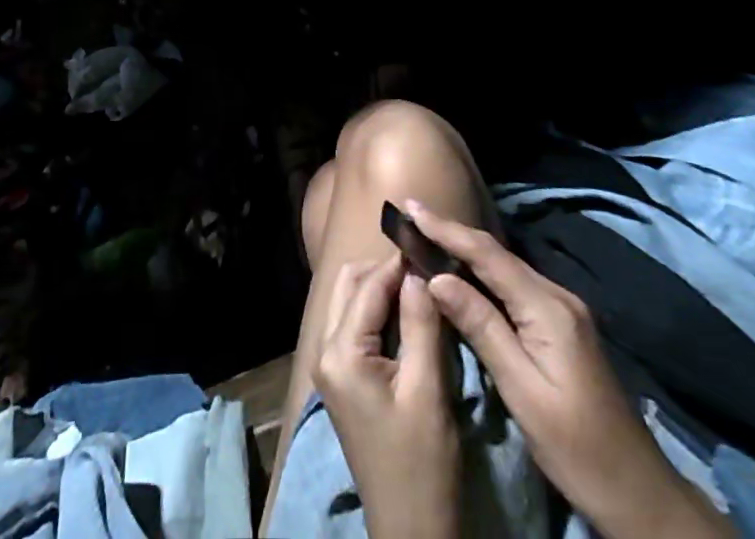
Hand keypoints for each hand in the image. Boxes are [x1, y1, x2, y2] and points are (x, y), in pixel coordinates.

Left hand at [311, 252, 458, 538]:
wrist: (409, 524)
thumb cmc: (421, 459)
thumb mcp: (427, 388)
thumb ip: (420, 323)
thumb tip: (421, 270)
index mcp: (340, 352)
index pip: (367, 287)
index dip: (398, 262)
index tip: (429, 244)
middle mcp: (325, 351)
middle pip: (349, 287)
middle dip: (384, 271)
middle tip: (425, 267)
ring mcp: (330, 366)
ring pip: (350, 304)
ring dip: (380, 289)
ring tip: (420, 285)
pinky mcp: (342, 378)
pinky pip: (354, 326)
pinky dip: (377, 311)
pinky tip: (407, 312)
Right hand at [405, 201, 732, 538]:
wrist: (634, 485)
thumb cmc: (574, 444)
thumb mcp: (521, 388)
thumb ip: (481, 327)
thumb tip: (437, 278)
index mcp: (548, 308)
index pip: (488, 256)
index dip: (447, 229)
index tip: (411, 207)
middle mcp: (557, 297)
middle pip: (497, 255)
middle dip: (453, 233)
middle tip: (412, 215)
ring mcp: (562, 310)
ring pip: (505, 268)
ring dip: (465, 251)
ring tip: (426, 236)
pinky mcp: (560, 326)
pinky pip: (514, 287)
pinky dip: (482, 275)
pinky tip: (462, 275)